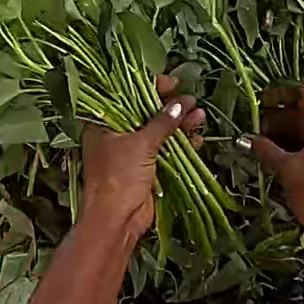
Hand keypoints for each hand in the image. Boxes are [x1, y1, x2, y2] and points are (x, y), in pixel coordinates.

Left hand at [80, 75, 204, 241]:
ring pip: (158, 131)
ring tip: (200, 116)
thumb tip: (180, 104)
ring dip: (179, 124)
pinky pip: (164, 149)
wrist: (116, 219)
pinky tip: (196, 137)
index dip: (150, 86)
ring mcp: (131, 151)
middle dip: (170, 106)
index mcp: (103, 123)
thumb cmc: (118, 177)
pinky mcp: (145, 166)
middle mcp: (116, 133)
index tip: (172, 84)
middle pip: (146, 112)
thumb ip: (161, 122)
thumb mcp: (140, 144)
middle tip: (191, 101)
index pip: (127, 94)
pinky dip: (180, 143)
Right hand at [250, 85, 303, 244]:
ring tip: (260, 144)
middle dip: (277, 120)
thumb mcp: (287, 169)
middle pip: (303, 114)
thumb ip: (268, 150)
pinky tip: (273, 155)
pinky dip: (293, 146)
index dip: (281, 95)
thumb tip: (251, 140)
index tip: (261, 102)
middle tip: (255, 130)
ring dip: (283, 134)